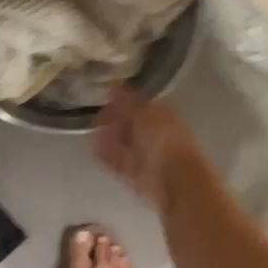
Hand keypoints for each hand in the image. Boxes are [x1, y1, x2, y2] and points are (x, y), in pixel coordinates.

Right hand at [93, 86, 200, 211]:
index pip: (140, 104)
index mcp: (164, 115)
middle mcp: (158, 134)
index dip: (122, 102)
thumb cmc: (162, 140)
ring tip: (93, 136)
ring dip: (109, 140)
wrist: (175, 180)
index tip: (105, 101)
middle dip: (113, 122)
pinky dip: (109, 156)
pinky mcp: (139, 175)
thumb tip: (115, 86)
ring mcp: (149, 156)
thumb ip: (127, 100)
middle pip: (132, 125)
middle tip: (96, 120)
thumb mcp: (143, 113)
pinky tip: (96, 151)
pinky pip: (121, 162)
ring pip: (125, 144)